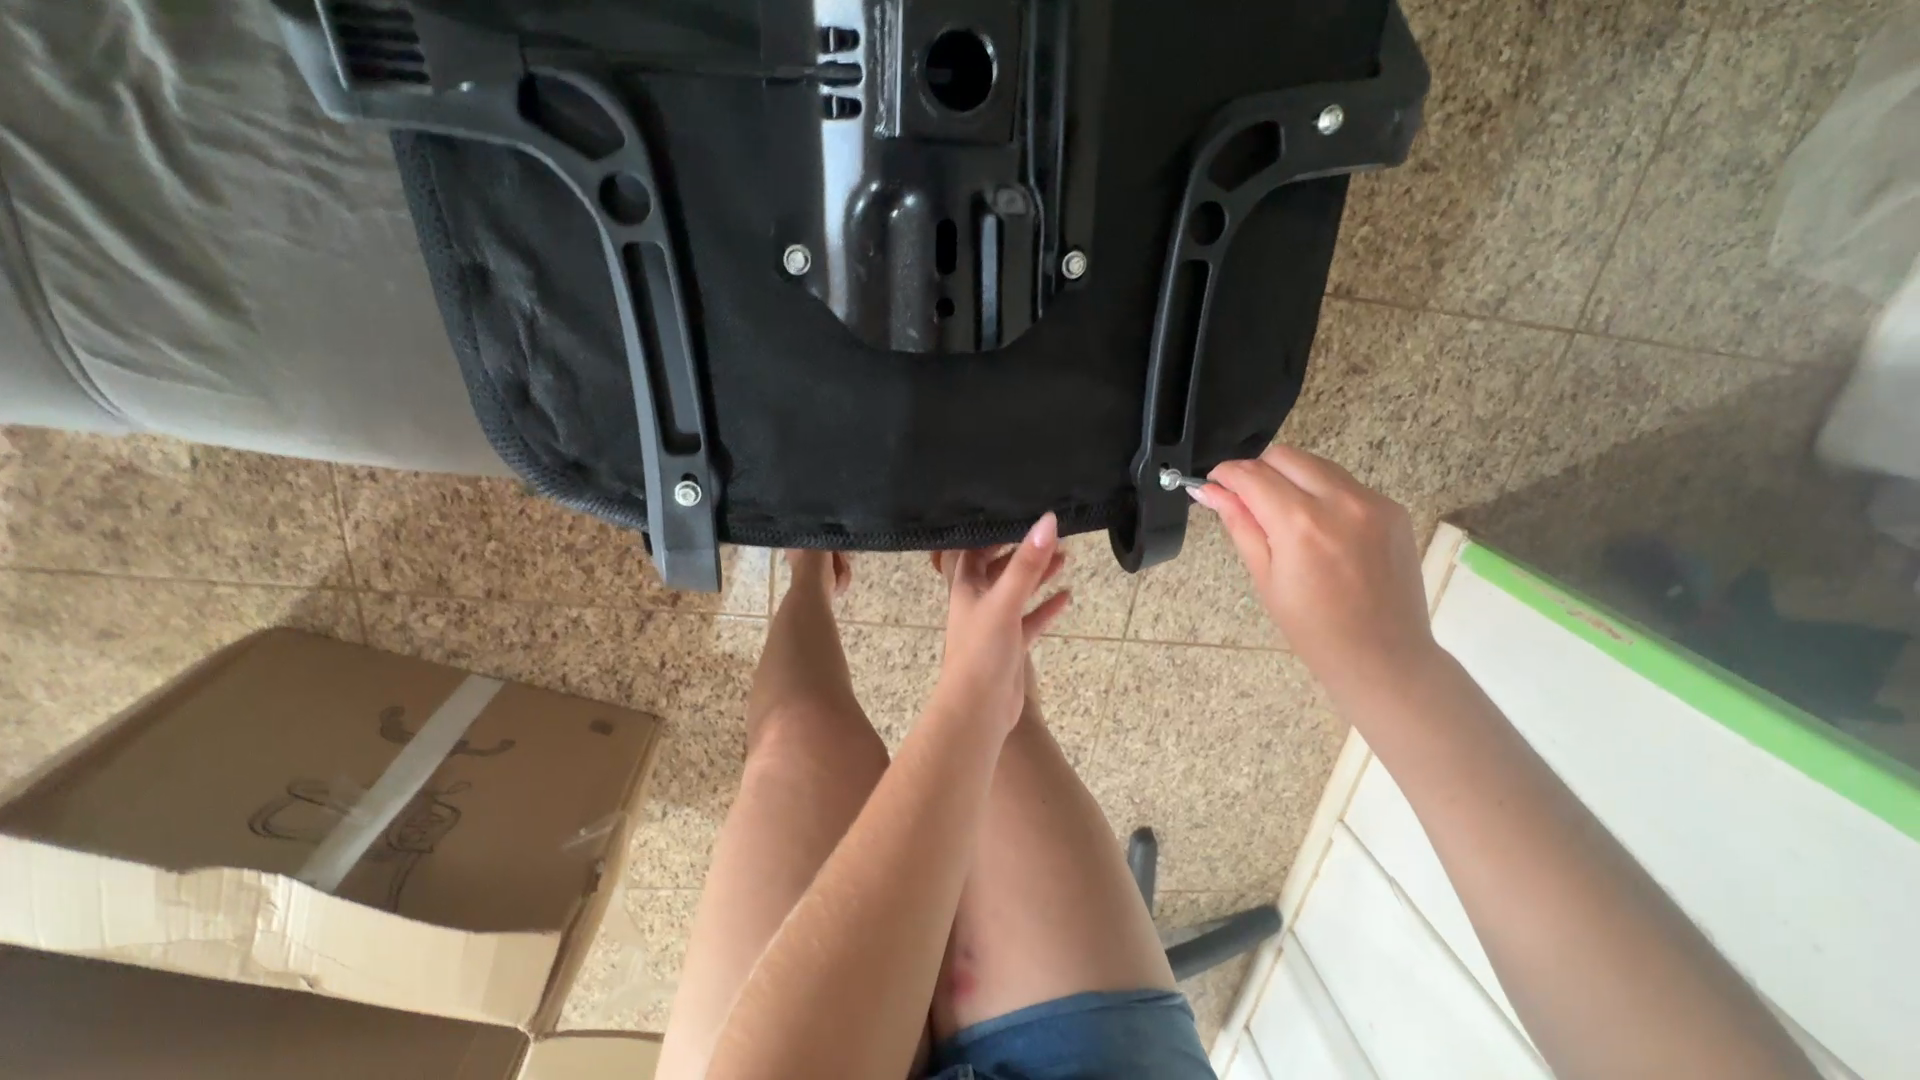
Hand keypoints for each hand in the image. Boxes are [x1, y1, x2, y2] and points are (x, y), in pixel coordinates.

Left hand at [927, 514, 1071, 736]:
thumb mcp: (1004, 601)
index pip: (974, 548)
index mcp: (965, 587)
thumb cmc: (981, 652)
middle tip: (1051, 532)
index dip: (992, 531)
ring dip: (1037, 575)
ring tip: (1065, 556)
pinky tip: (1067, 596)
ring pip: (1018, 592)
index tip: (1017, 512)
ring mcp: (995, 624)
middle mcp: (978, 601)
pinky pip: (1031, 620)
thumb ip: (1026, 564)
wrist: (978, 710)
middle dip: (1022, 551)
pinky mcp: (1011, 646)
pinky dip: (1046, 608)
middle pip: (999, 567)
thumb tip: (1048, 521)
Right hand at [1191, 446, 1436, 691]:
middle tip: (1247, 502)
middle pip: (1284, 456)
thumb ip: (1240, 524)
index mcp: (1301, 525)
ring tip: (1284, 518)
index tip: (1213, 485)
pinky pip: (1346, 484)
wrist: (1383, 656)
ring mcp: (1373, 502)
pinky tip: (1321, 530)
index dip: (1225, 475)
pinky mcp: (1393, 509)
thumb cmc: (1314, 629)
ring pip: (1316, 464)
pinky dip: (1323, 494)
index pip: (1251, 475)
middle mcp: (1340, 502)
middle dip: (1258, 471)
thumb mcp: (1265, 578)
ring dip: (1291, 478)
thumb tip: (1209, 491)